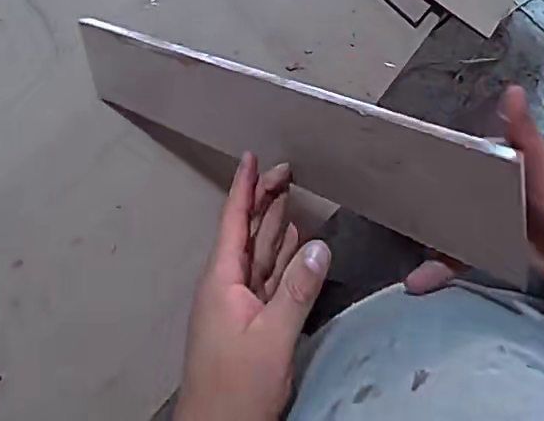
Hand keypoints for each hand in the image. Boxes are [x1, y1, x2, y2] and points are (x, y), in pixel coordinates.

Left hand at [178, 153, 331, 420]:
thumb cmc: (235, 387)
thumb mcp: (271, 337)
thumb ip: (297, 290)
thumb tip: (320, 246)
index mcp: (222, 276)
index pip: (234, 218)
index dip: (243, 186)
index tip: (250, 156)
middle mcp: (227, 281)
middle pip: (248, 229)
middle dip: (264, 198)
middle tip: (285, 171)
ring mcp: (237, 300)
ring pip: (259, 250)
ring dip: (273, 223)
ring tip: (288, 194)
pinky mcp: (249, 319)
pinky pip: (267, 276)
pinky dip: (281, 256)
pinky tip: (295, 242)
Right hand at [405, 84, 543, 295]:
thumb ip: (523, 131)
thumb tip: (512, 89)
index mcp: (489, 160)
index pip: (447, 153)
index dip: (419, 155)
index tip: (384, 156)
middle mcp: (481, 186)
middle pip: (440, 189)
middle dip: (411, 195)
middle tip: (377, 200)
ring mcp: (485, 220)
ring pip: (444, 224)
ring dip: (421, 234)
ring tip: (390, 239)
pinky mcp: (491, 250)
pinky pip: (460, 258)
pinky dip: (439, 269)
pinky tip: (417, 282)